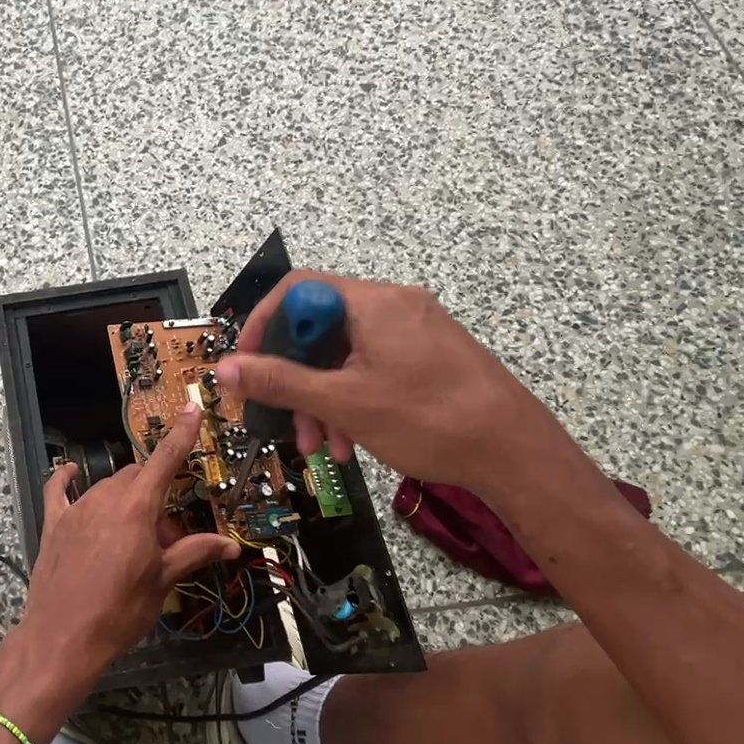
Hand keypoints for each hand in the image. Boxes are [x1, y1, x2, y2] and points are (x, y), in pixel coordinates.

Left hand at [14, 404, 241, 684]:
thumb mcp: (161, 582)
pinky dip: (66, 479)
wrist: (63, 637)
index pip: (165, 461)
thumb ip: (193, 553)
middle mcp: (105, 498)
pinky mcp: (53, 523)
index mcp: (137, 508)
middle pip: (137, 477)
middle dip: (155, 495)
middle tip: (164, 537)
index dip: (181, 435)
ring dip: (126, 501)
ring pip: (107, 486)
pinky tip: (70, 473)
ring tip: (133, 542)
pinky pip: (59, 490)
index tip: (191, 409)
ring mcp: (76, 509)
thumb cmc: (119, 611)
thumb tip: (231, 544)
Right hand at [216, 271, 572, 493]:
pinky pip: (372, 364)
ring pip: (344, 353)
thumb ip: (279, 382)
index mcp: (372, 302)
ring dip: (320, 397)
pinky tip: (348, 441)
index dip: (263, 324)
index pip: (297, 289)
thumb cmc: (429, 420)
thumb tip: (225, 367)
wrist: (518, 454)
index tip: (247, 363)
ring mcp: (415, 329)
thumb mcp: (343, 403)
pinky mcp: (430, 354)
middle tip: (281, 417)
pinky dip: (351, 397)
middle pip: (319, 326)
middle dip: (294, 376)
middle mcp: (393, 304)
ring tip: (318, 445)